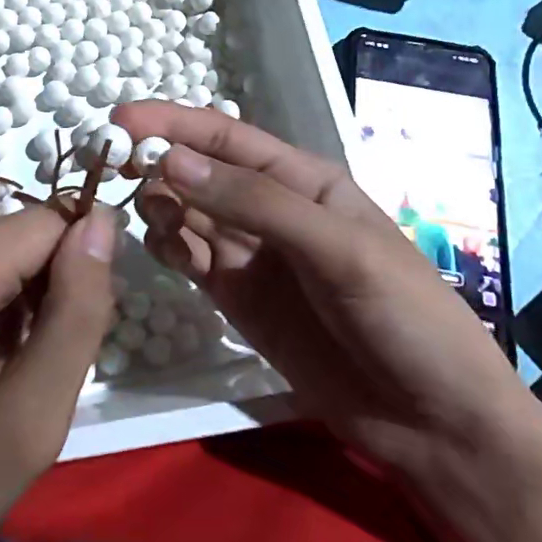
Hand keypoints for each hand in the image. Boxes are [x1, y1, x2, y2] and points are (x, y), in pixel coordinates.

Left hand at [0, 206, 116, 541]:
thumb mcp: (33, 415)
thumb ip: (77, 312)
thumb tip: (103, 222)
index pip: (45, 223)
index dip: (81, 265)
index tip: (87, 327)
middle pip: (21, 235)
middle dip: (54, 285)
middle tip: (51, 362)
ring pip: (2, 250)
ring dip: (30, 298)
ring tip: (23, 368)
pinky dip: (0, 303)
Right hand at [113, 102, 541, 541]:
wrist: (430, 420)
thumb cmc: (404, 316)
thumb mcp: (339, 250)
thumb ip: (255, 204)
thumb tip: (170, 162)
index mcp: (305, 181)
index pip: (228, 138)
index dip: (175, 124)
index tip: (119, 121)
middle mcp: (272, 210)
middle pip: (200, 173)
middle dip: (157, 164)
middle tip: (111, 170)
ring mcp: (252, 256)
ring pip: (188, 214)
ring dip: (161, 208)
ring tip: (145, 219)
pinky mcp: (237, 299)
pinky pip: (191, 260)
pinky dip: (169, 249)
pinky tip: (163, 251)